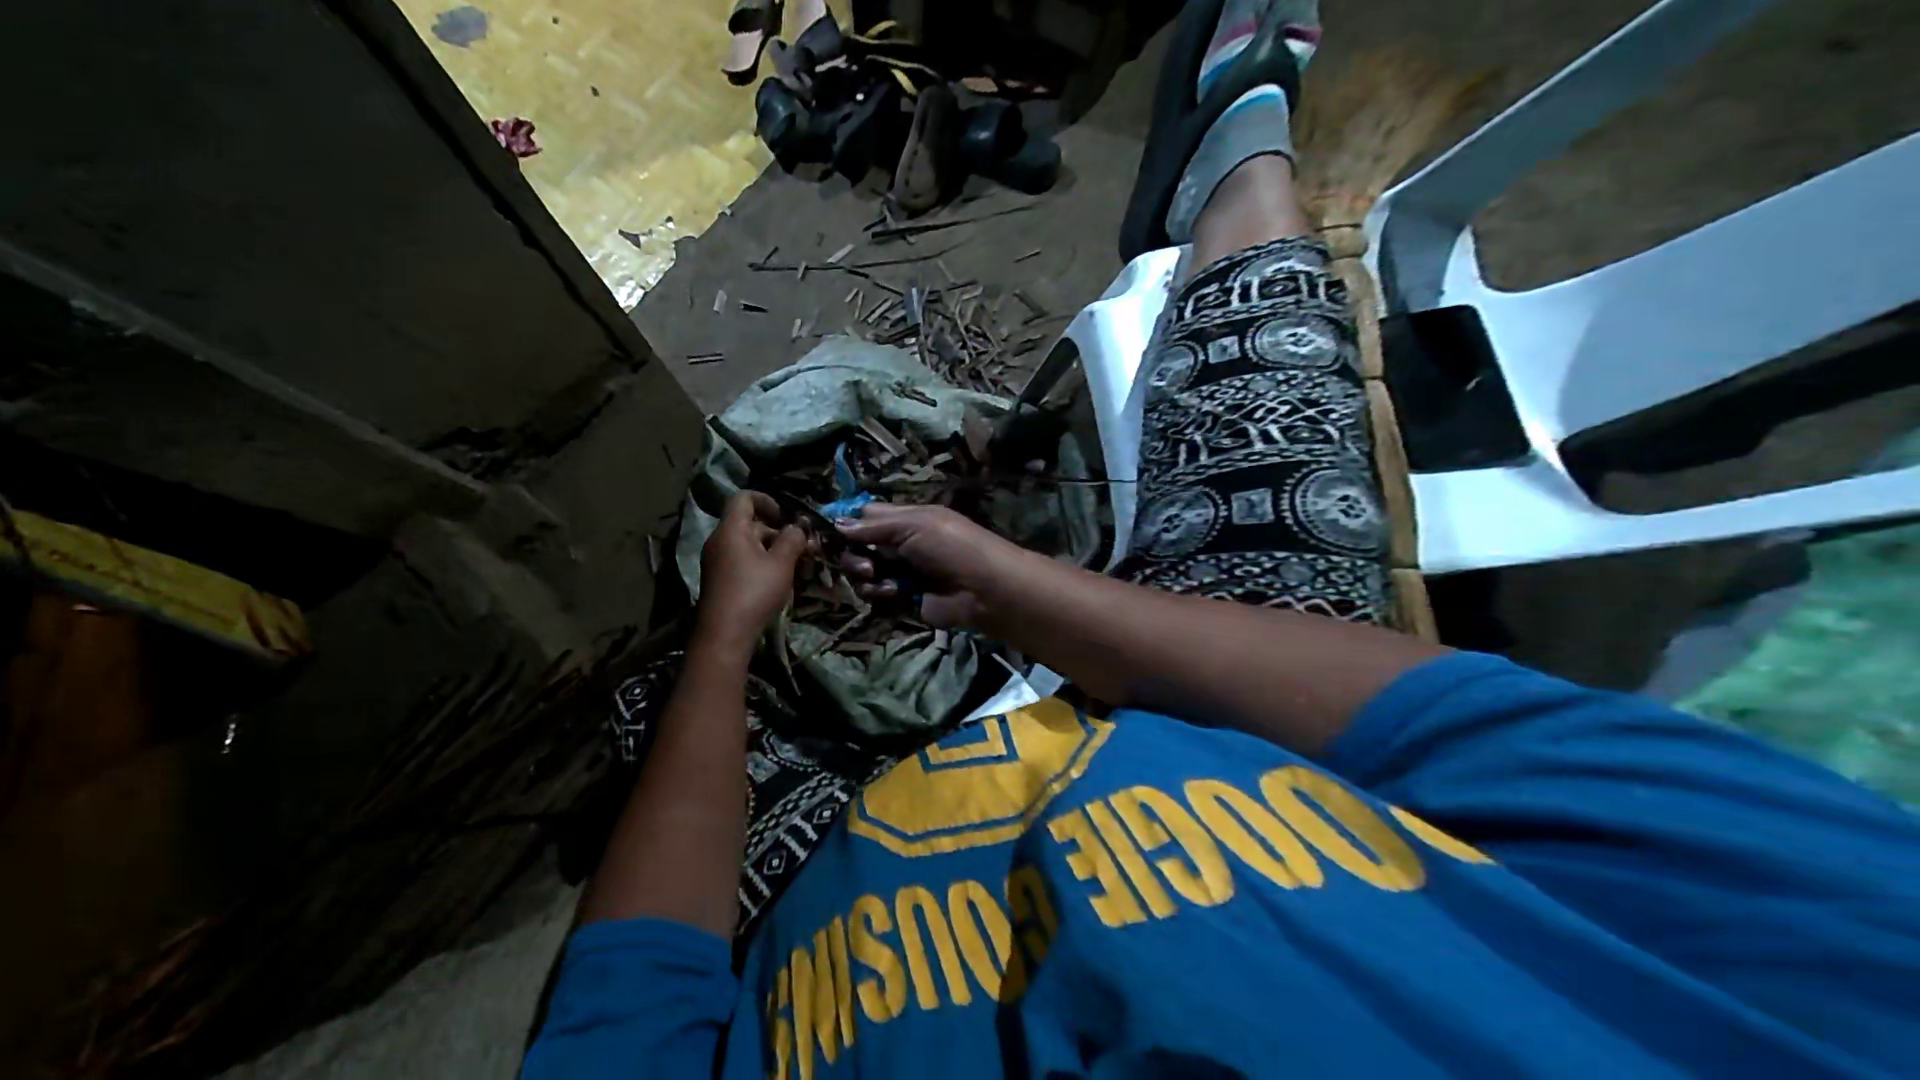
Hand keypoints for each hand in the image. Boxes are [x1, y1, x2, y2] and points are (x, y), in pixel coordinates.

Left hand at [696, 491, 810, 654]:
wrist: (725, 634)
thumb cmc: (754, 592)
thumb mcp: (781, 563)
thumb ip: (792, 539)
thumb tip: (798, 526)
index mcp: (731, 529)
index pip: (745, 498)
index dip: (768, 501)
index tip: (788, 518)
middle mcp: (720, 540)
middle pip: (751, 523)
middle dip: (779, 532)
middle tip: (804, 548)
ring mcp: (718, 561)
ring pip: (749, 545)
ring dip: (774, 550)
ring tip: (798, 566)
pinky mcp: (720, 579)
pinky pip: (743, 561)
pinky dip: (762, 564)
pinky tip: (780, 580)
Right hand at [836, 503, 1036, 629]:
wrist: (983, 589)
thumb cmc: (952, 546)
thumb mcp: (914, 525)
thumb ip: (873, 527)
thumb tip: (837, 524)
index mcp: (903, 520)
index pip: (864, 517)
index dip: (845, 523)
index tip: (827, 532)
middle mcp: (898, 545)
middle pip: (856, 548)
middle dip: (854, 556)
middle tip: (867, 565)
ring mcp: (899, 573)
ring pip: (861, 575)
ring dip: (867, 578)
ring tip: (886, 581)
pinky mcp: (902, 600)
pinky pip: (875, 596)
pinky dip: (880, 594)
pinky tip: (897, 593)